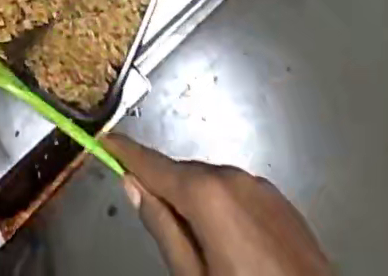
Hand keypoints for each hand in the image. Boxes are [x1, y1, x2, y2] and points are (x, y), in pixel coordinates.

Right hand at [104, 135, 330, 275]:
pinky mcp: (283, 204)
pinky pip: (238, 195)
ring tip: (199, 246)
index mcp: (206, 193)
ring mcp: (261, 188)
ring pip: (210, 183)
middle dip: (164, 190)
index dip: (124, 151)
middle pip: (181, 174)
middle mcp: (232, 176)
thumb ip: (162, 228)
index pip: (151, 163)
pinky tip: (231, 245)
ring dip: (195, 201)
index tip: (104, 140)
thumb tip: (133, 185)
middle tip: (157, 225)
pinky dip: (223, 208)